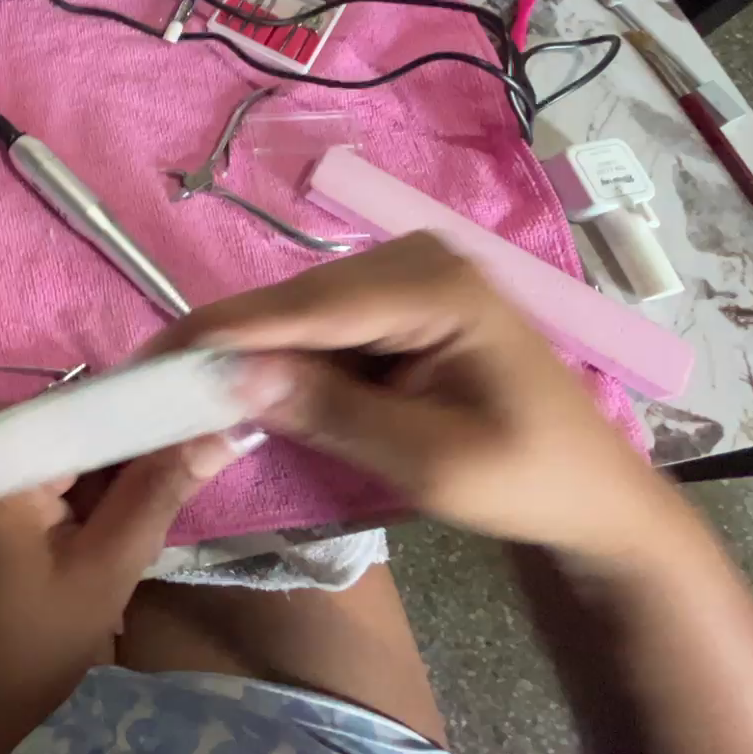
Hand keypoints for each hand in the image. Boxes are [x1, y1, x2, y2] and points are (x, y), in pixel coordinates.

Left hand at [0, 406, 250, 750]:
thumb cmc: (20, 647)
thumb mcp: (103, 572)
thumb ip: (158, 492)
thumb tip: (223, 428)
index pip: (98, 403)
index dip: (159, 417)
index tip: (213, 433)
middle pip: (81, 420)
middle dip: (128, 460)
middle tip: (157, 511)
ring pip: (68, 441)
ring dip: (105, 481)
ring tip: (115, 536)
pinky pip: (44, 459)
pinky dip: (76, 490)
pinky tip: (85, 534)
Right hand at [152, 233, 688, 564]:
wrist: (597, 494)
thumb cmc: (529, 482)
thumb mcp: (429, 462)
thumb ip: (331, 412)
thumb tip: (231, 374)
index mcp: (439, 288)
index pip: (308, 307)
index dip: (225, 331)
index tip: (155, 355)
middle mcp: (414, 259)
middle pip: (294, 303)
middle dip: (230, 345)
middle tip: (164, 386)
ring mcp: (403, 272)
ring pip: (296, 310)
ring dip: (251, 351)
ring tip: (195, 387)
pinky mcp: (392, 295)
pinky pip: (316, 322)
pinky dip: (282, 355)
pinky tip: (254, 381)